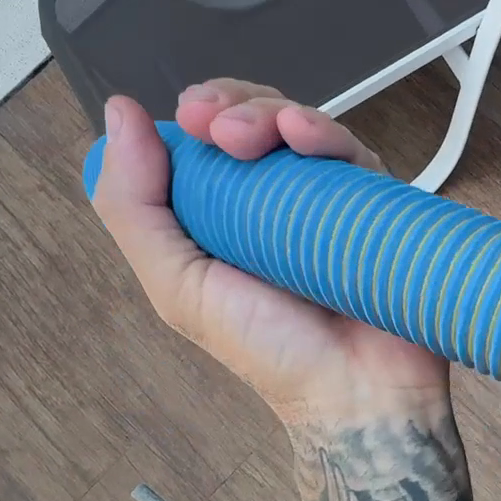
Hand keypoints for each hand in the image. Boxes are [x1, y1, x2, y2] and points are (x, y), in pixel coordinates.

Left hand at [89, 79, 449, 423]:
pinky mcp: (377, 212)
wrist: (354, 393)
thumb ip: (135, 210)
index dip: (198, 115)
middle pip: (254, 123)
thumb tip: (123, 113)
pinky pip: (355, 157)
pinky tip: (305, 136)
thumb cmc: (272, 353)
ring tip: (262, 138)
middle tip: (222, 132)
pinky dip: (327, 134)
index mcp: (228, 220)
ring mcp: (331, 208)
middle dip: (232, 107)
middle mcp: (280, 208)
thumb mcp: (179, 288)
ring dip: (272, 114)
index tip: (192, 121)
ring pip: (302, 129)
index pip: (208, 141)